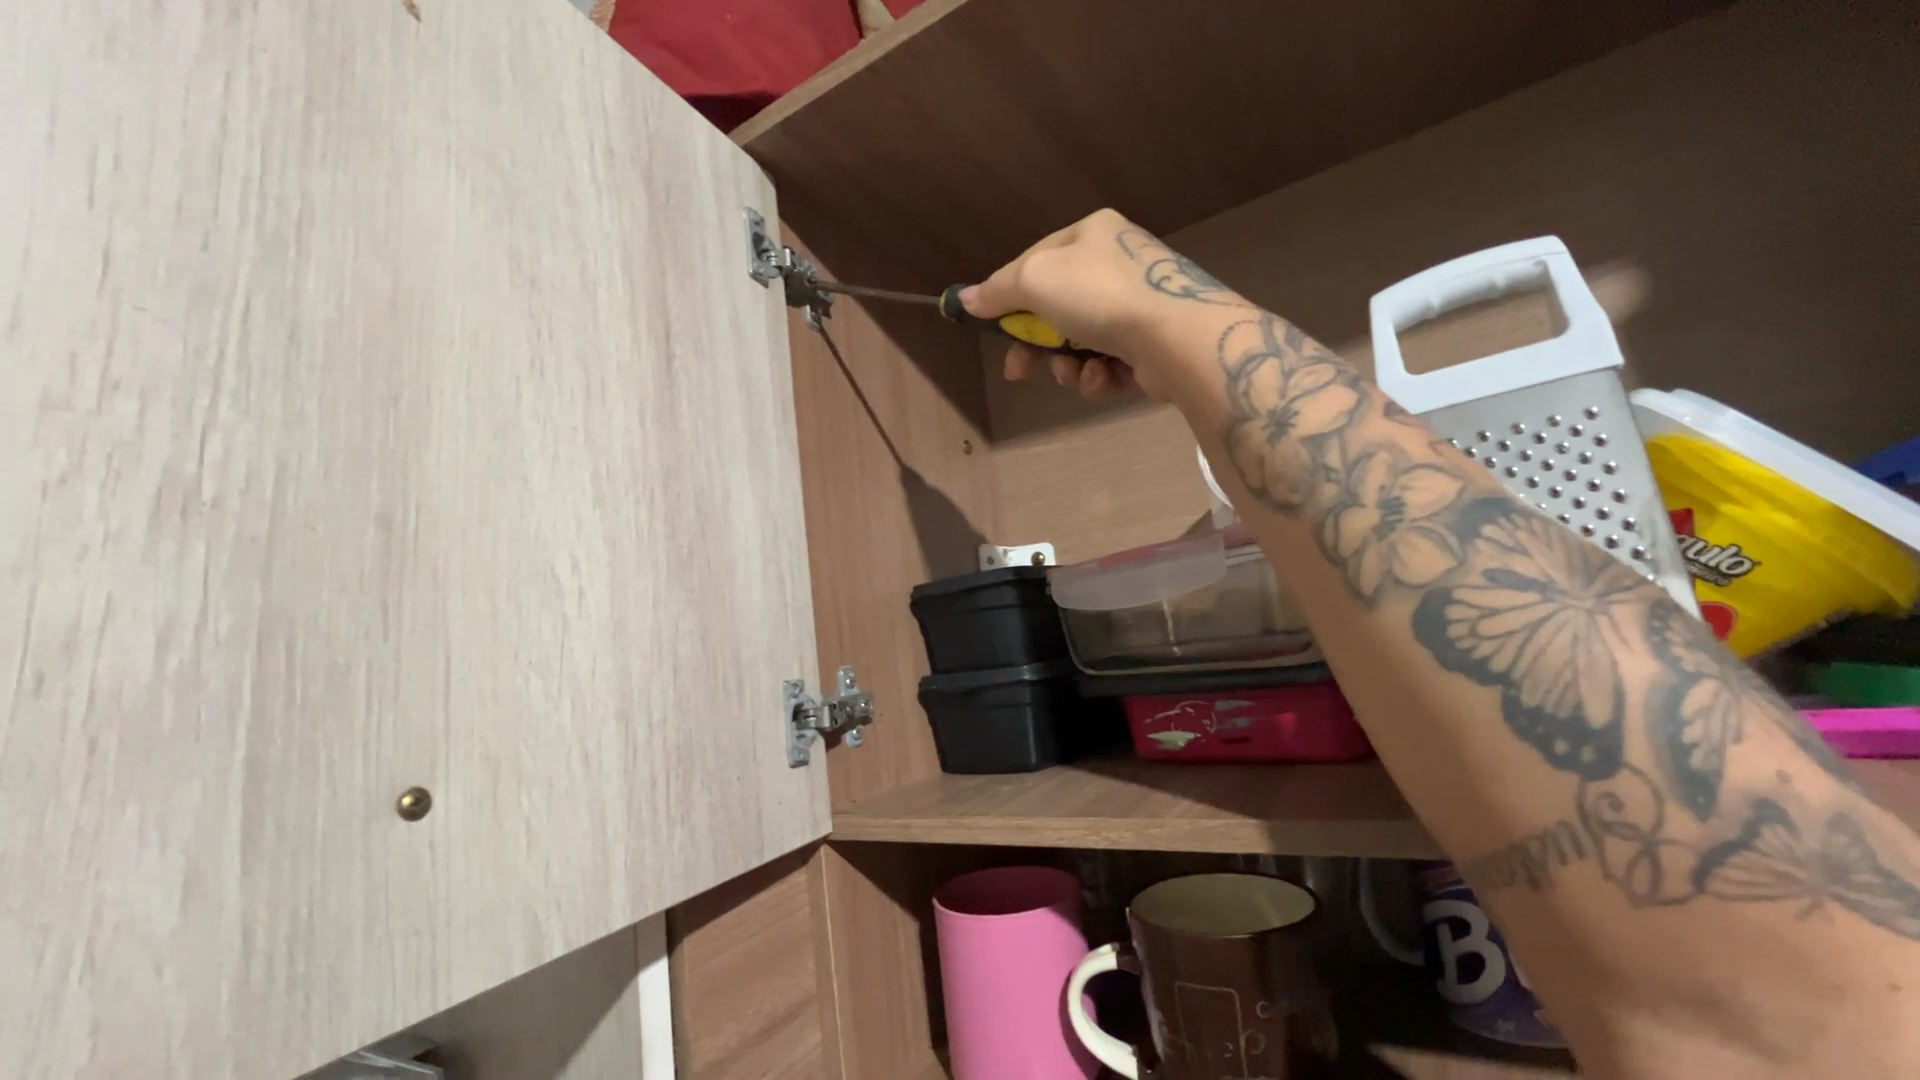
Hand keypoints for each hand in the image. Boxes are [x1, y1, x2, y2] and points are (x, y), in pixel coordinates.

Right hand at [958, 208, 1244, 400]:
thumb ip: (997, 290)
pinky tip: (1102, 378)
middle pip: (1056, 309)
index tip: (990, 327)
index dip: (1008, 297)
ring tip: (1072, 373)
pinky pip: (1110, 364)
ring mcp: (1139, 306)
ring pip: (1081, 343)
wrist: (1176, 336)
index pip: (1035, 262)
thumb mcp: (1035, 280)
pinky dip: (1099, 376)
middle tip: (1018, 370)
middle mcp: (1117, 264)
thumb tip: (965, 299)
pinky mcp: (1154, 346)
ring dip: (1067, 365)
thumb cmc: (1099, 295)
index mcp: (1091, 234)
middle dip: (1034, 344)